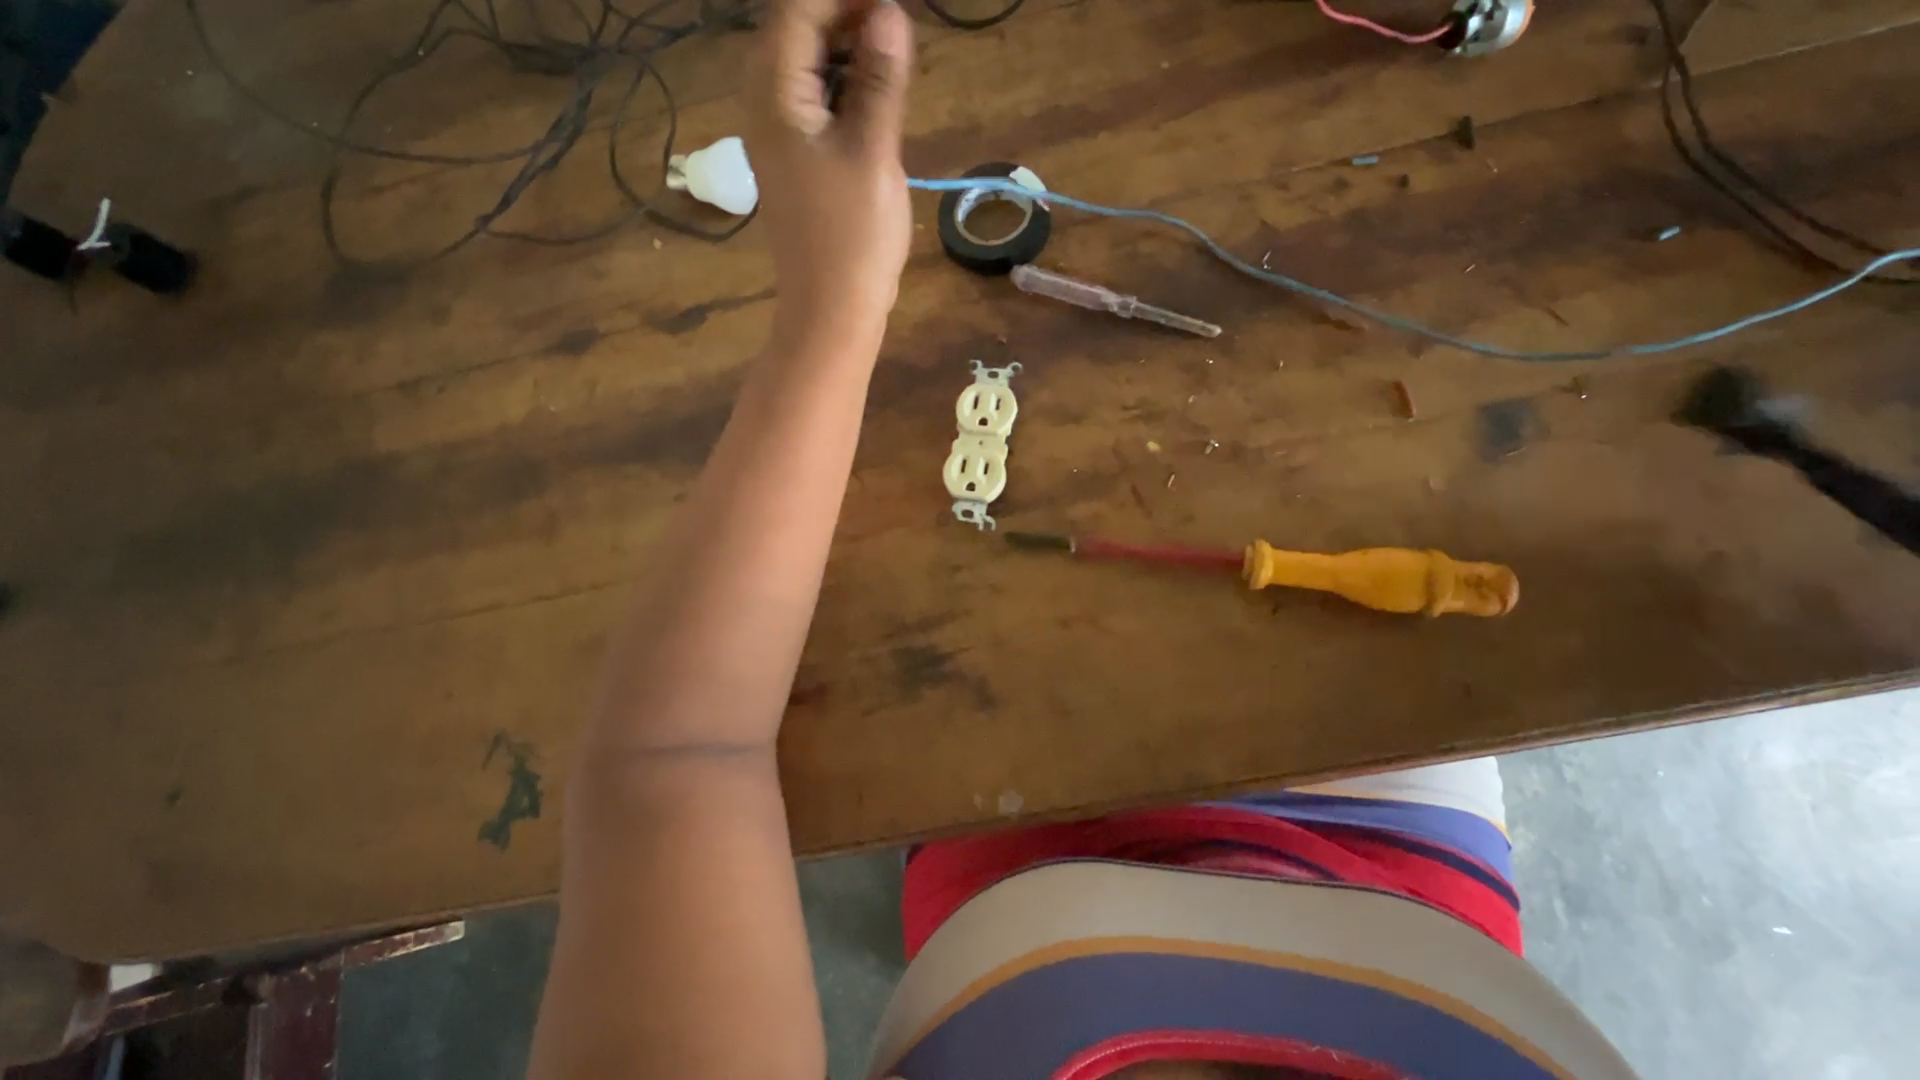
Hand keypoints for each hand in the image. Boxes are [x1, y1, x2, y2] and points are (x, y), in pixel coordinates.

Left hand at [747, 0, 914, 337]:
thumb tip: (888, 13)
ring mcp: (777, 136)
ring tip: (894, 54)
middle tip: (897, 24)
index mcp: (775, 98)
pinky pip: (814, 101)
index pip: (798, 13)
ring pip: (807, 68)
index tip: (892, 4)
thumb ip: (880, 79)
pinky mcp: (795, 160)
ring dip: (847, 51)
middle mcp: (765, 108)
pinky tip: (878, 94)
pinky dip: (844, 86)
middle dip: (845, 17)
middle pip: (796, 34)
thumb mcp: (873, 150)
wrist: (831, 310)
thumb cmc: (852, 235)